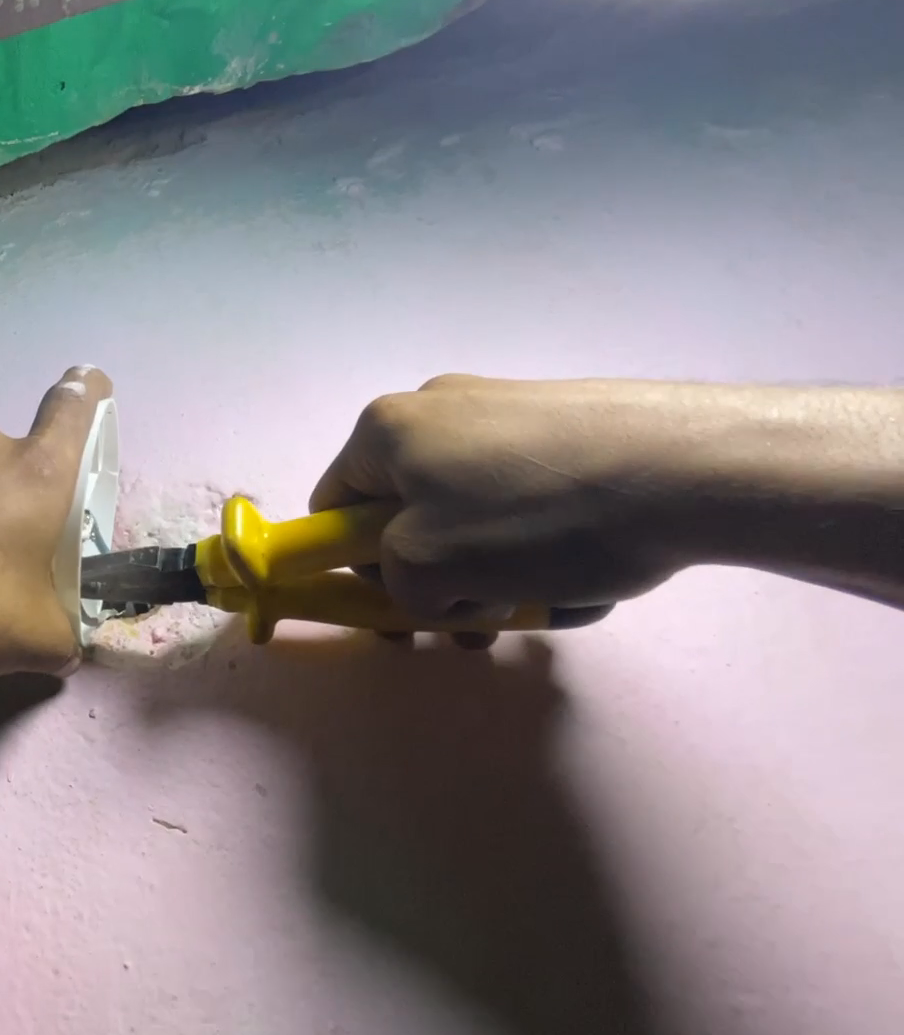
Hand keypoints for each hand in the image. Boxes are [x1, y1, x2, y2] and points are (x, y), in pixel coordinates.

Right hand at [310, 375, 721, 619]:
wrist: (701, 468)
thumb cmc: (535, 517)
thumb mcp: (429, 570)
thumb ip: (392, 584)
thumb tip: (424, 582)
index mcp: (384, 430)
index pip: (334, 507)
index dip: (351, 565)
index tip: (397, 605)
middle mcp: (436, 408)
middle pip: (405, 512)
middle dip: (431, 577)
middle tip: (469, 625)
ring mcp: (506, 410)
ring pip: (469, 512)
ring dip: (488, 570)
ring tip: (539, 607)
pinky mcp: (566, 424)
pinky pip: (524, 498)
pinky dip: (537, 544)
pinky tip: (582, 577)